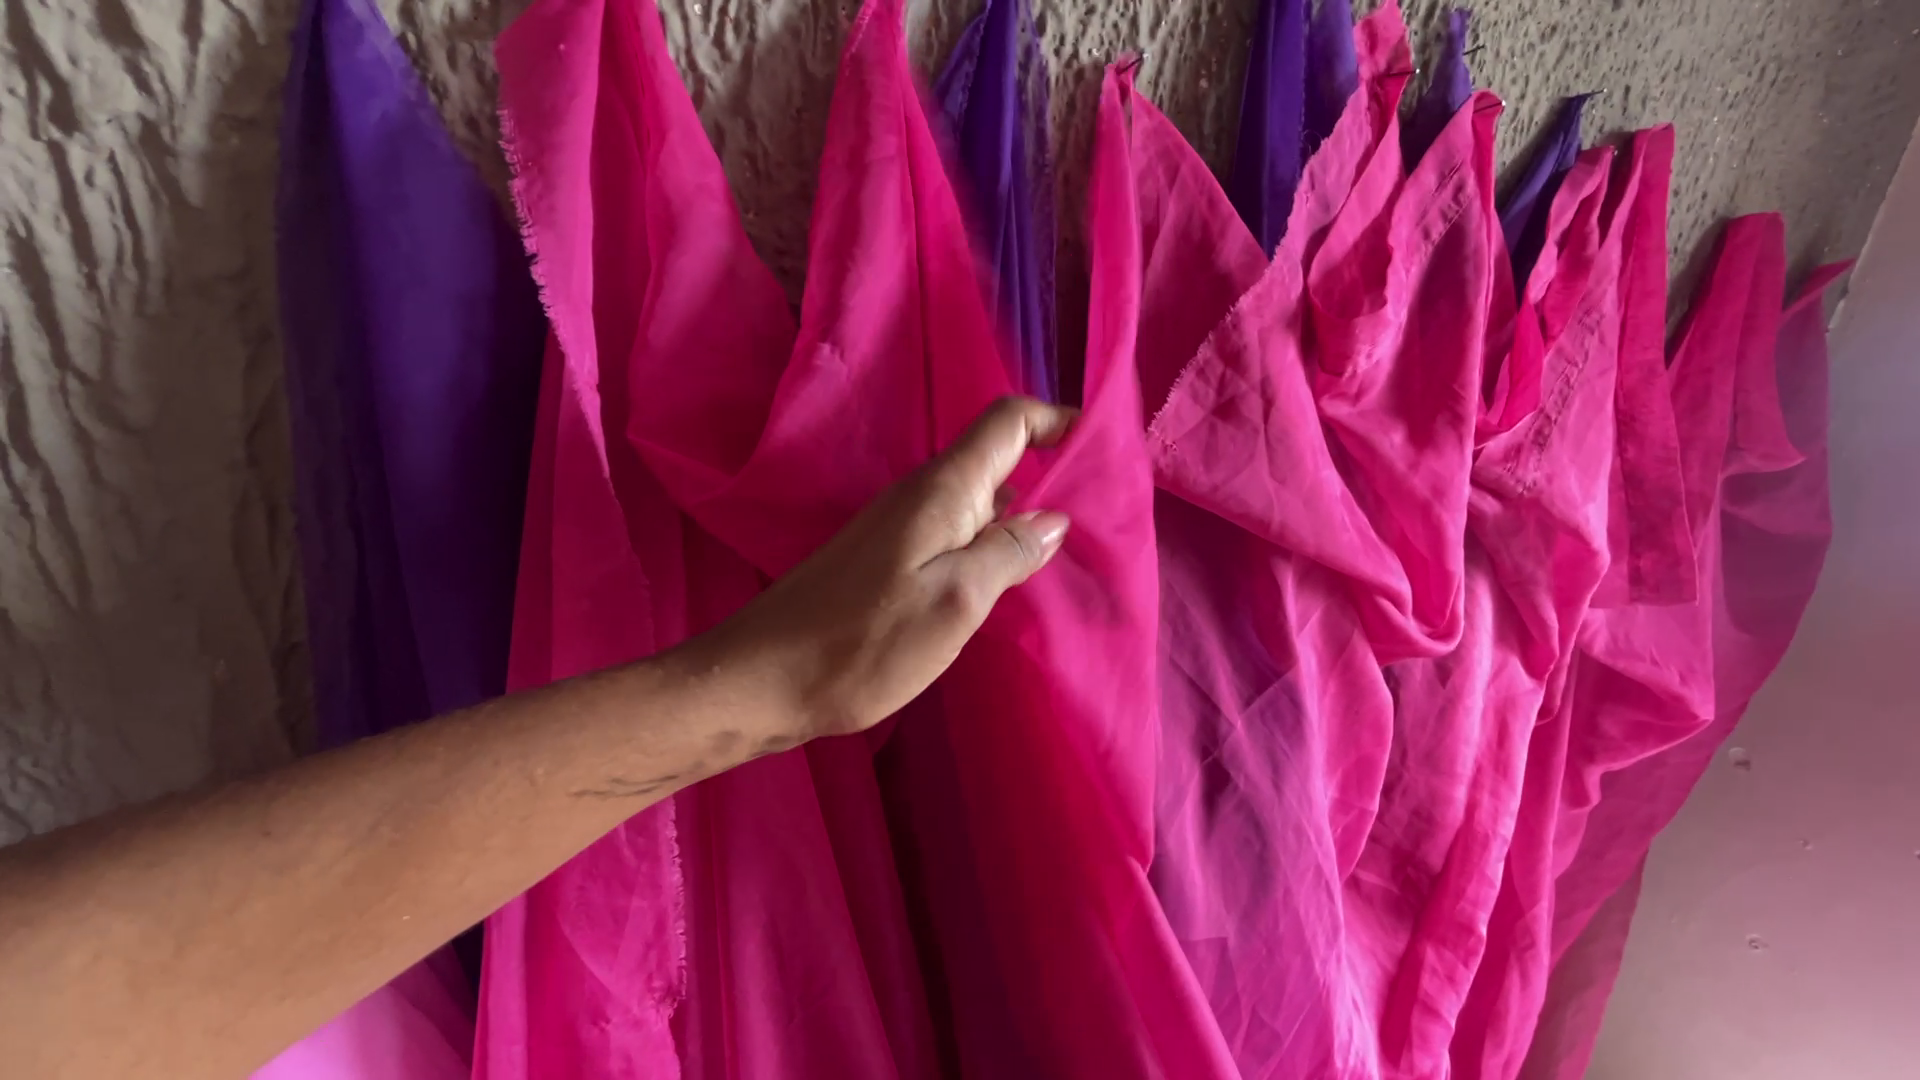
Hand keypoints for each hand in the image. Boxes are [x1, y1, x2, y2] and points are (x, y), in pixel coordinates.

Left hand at [694, 397, 1074, 743]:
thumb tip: (1053, 519)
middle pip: (999, 461)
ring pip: (979, 503)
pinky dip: (990, 547)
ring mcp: (902, 528)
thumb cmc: (862, 643)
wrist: (764, 680)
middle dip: (1052, 476)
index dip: (1057, 421)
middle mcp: (922, 496)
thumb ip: (1007, 553)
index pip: (1008, 422)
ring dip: (1023, 518)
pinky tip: (1008, 585)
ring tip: (1070, 555)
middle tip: (1103, 518)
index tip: (1102, 450)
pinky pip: (956, 535)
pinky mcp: (890, 560)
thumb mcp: (953, 602)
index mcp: (943, 491)